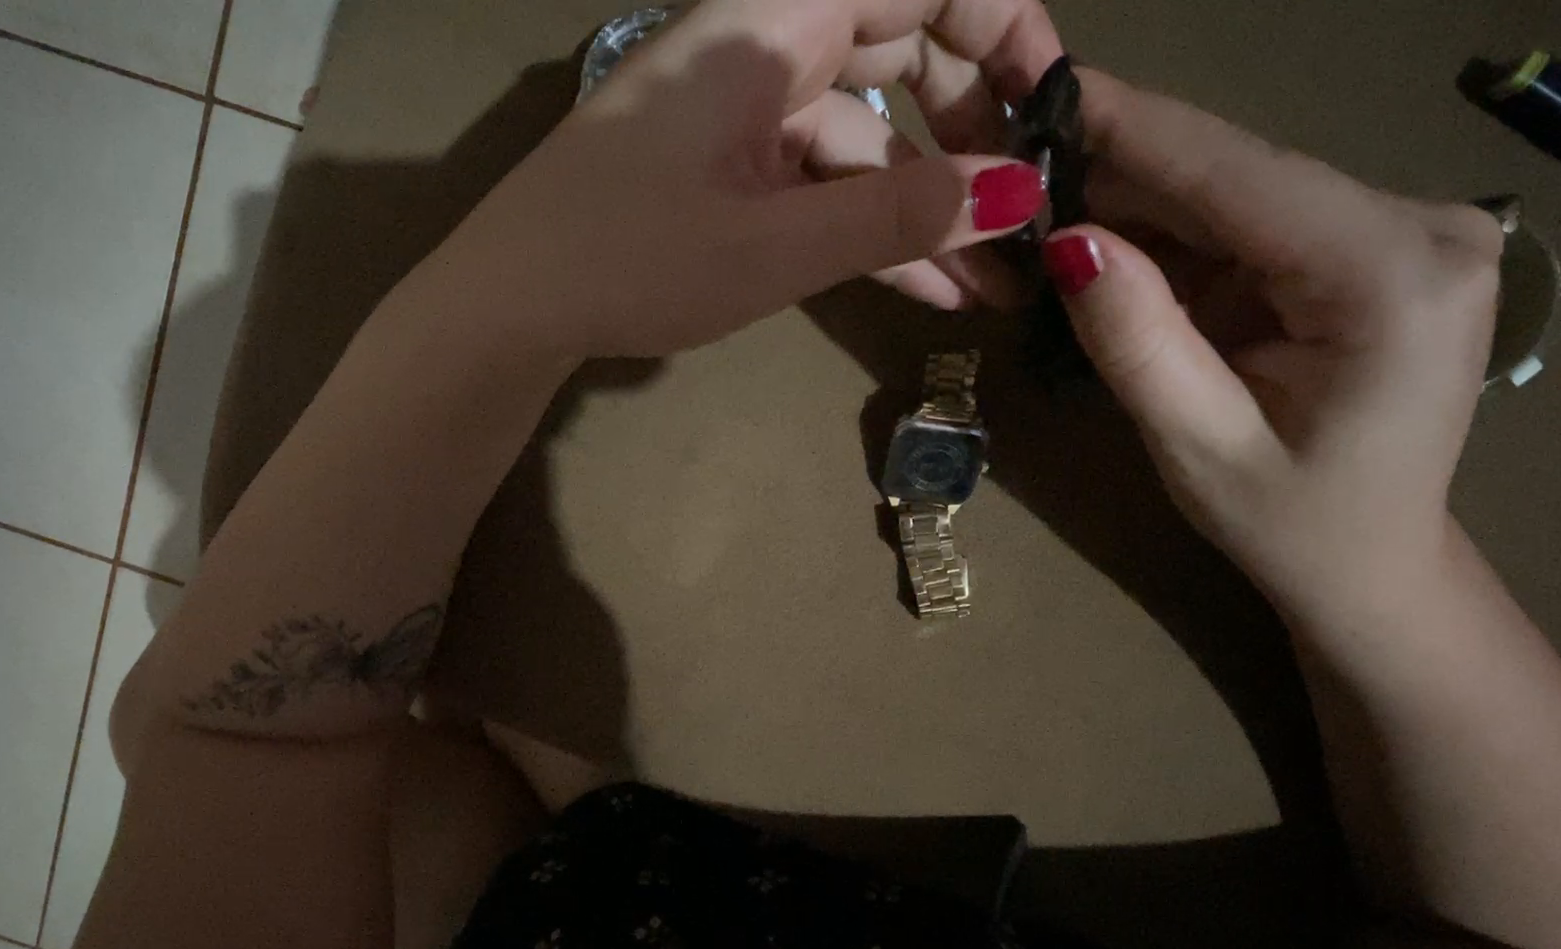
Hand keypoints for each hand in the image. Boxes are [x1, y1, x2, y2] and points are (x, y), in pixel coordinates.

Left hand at [390, 0, 1065, 360]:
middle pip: (899, 53)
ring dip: (928, 208)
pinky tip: (932, 290)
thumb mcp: (772, 247)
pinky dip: (870, 233)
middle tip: (1029, 205)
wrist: (511, 308)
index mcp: (766, 27)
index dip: (998, 17)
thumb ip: (893, 218)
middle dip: (972, 130)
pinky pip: (819, 187)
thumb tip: (1013, 191)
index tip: (1049, 98)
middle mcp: (759, 52)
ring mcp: (742, 119)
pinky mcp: (728, 176)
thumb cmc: (630, 263)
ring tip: (998, 280)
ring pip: (863, 140)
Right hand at [1043, 71, 1504, 618]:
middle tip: (1017, 167)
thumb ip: (1136, 340)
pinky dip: (1168, 236)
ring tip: (1041, 209)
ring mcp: (1395, 232)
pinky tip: (1103, 246)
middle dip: (1122, 171)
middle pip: (1236, 176)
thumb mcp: (1196, 445)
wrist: (1370, 560)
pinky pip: (1243, 225)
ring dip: (1136, 204)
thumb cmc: (1289, 523)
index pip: (1240, 177)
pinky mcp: (1362, 249)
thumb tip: (1065, 242)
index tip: (1048, 92)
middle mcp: (1415, 227)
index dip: (1136, 130)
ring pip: (1233, 194)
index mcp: (1391, 276)